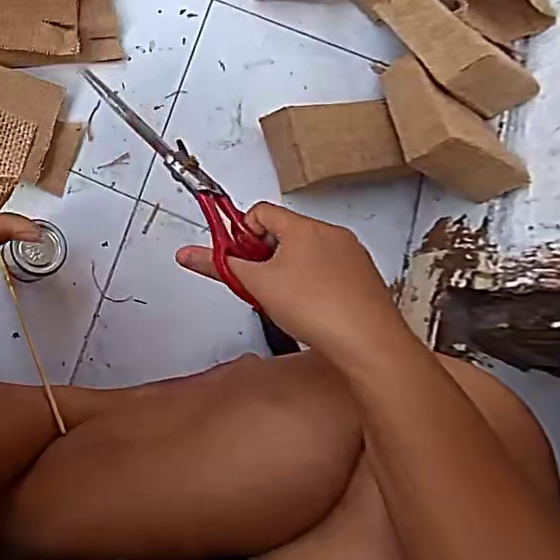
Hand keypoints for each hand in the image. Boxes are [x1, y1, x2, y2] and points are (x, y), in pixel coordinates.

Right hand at [175, 202, 409, 363]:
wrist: (371, 347)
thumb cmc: (321, 311)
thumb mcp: (254, 284)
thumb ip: (217, 264)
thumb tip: (189, 254)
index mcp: (306, 228)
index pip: (259, 212)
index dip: (241, 233)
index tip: (236, 254)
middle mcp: (333, 235)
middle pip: (280, 231)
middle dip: (261, 253)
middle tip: (256, 278)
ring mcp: (352, 256)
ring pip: (303, 251)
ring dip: (284, 268)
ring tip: (280, 296)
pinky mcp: (363, 278)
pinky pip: (324, 268)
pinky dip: (308, 281)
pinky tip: (305, 305)